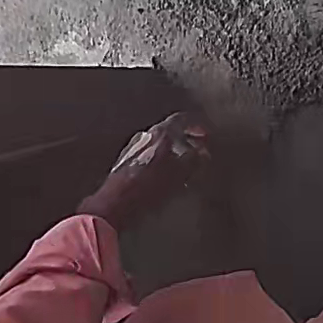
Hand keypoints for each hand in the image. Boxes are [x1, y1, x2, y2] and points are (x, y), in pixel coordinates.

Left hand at [77, 113, 209, 231]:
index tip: (207, 131)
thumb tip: (203, 153)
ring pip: (159, 142)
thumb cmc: (149, 187)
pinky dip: (163, 158)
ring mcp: (133, 148)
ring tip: (187, 163)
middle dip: (187, 138)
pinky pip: (150, 154)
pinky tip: (168, 173)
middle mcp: (145, 136)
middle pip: (170, 130)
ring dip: (175, 149)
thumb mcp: (179, 174)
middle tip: (200, 147)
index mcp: (160, 134)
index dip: (197, 124)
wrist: (115, 202)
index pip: (182, 119)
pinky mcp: (126, 162)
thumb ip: (194, 160)